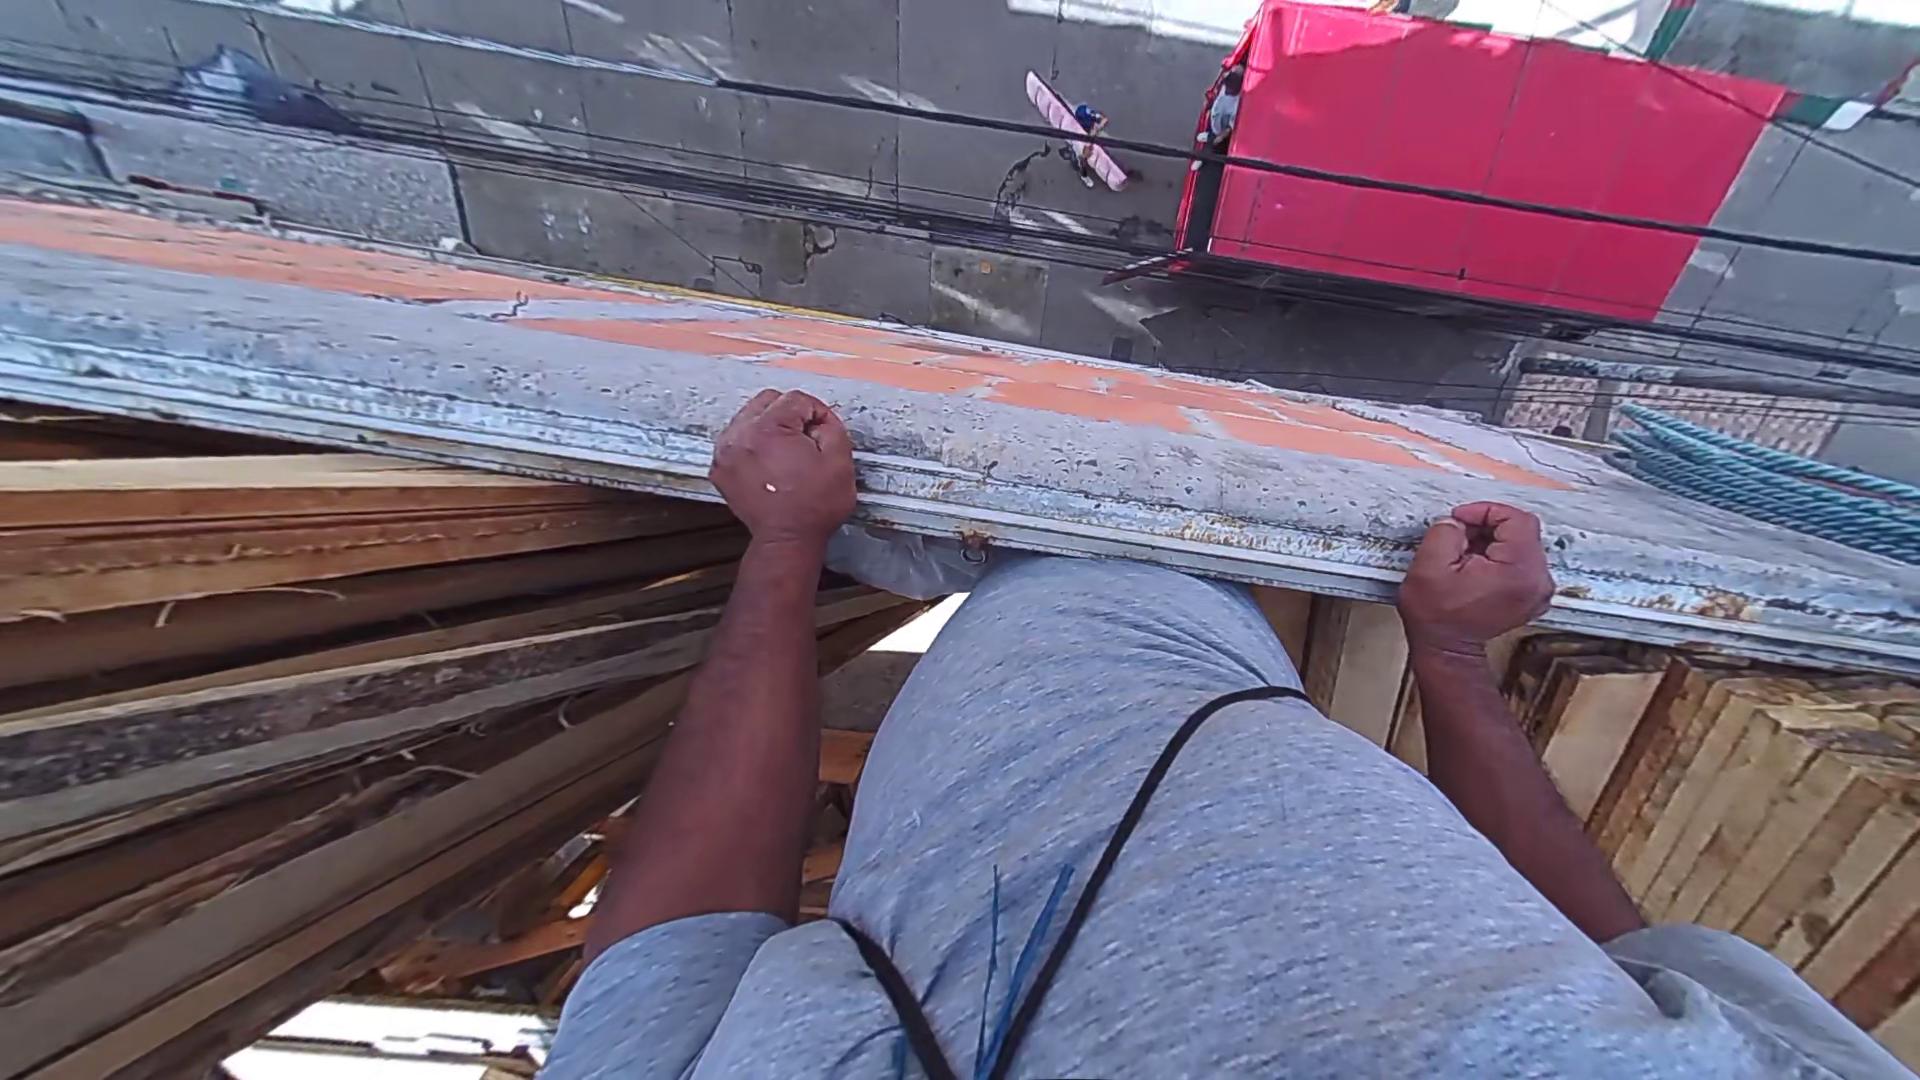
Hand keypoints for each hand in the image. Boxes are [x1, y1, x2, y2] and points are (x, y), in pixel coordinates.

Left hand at [710, 389, 856, 548]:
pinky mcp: (720, 468)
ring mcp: (725, 452)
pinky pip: (737, 440)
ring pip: (749, 417)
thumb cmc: (815, 506)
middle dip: (791, 414)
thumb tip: (819, 420)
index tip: (825, 432)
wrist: (788, 540)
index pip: (796, 399)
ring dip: (771, 427)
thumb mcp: (840, 462)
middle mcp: (739, 435)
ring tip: (787, 453)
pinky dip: (754, 445)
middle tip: (807, 440)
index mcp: (768, 430)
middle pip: (768, 401)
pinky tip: (770, 464)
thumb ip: (832, 428)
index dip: (818, 413)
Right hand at [1397, 501, 1553, 658]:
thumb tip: (1455, 521)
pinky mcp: (1532, 597)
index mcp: (1518, 570)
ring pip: (1520, 548)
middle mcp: (1539, 580)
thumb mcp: (1427, 567)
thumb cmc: (1434, 612)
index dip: (1486, 511)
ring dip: (1489, 543)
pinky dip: (1496, 558)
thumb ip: (1443, 534)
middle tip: (1453, 538)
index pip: (1518, 520)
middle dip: (1485, 528)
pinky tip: (1471, 568)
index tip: (1458, 518)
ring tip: (1459, 555)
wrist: (1445, 647)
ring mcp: (1539, 591)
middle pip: (1521, 533)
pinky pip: (1520, 564)